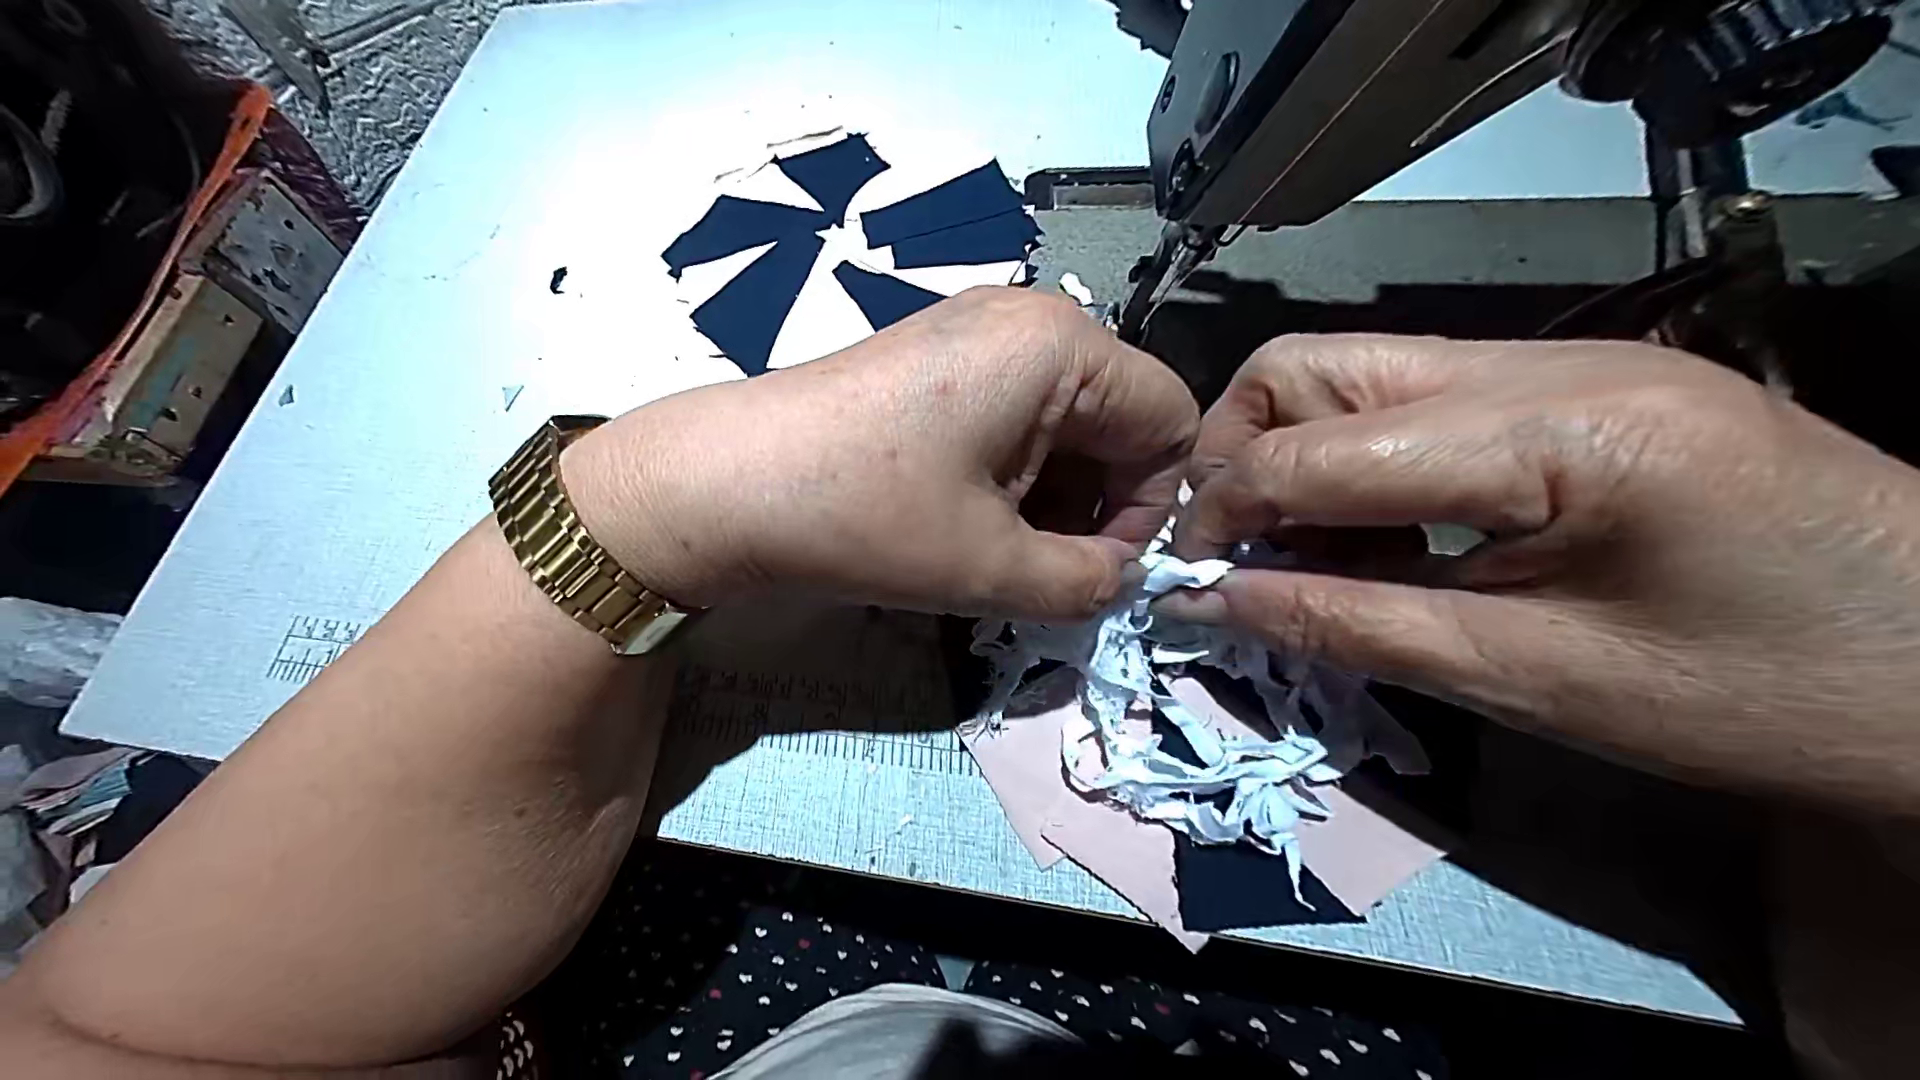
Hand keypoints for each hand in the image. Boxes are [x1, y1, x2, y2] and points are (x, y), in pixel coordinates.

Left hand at [564, 287, 1197, 620]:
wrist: (726, 482)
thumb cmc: (867, 516)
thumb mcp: (992, 569)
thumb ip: (1087, 584)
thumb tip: (1120, 579)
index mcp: (1062, 348)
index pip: (1170, 423)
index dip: (1149, 506)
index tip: (1097, 565)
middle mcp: (1029, 320)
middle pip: (1119, 420)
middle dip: (1099, 504)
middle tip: (1046, 564)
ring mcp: (979, 333)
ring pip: (1068, 423)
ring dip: (1056, 495)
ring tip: (1000, 544)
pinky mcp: (942, 358)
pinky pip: (1019, 414)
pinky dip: (1017, 472)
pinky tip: (970, 512)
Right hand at [1163, 335, 1919, 815]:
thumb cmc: (1755, 699)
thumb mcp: (1520, 679)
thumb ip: (1339, 624)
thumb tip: (1206, 604)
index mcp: (1555, 430)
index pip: (1308, 452)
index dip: (1220, 517)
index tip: (1184, 580)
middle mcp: (1536, 362)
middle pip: (1301, 368)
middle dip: (1233, 460)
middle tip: (1233, 550)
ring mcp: (1543, 362)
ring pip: (1333, 374)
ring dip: (1279, 462)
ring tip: (1296, 550)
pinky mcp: (1544, 387)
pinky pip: (1384, 404)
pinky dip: (1336, 468)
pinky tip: (1359, 536)